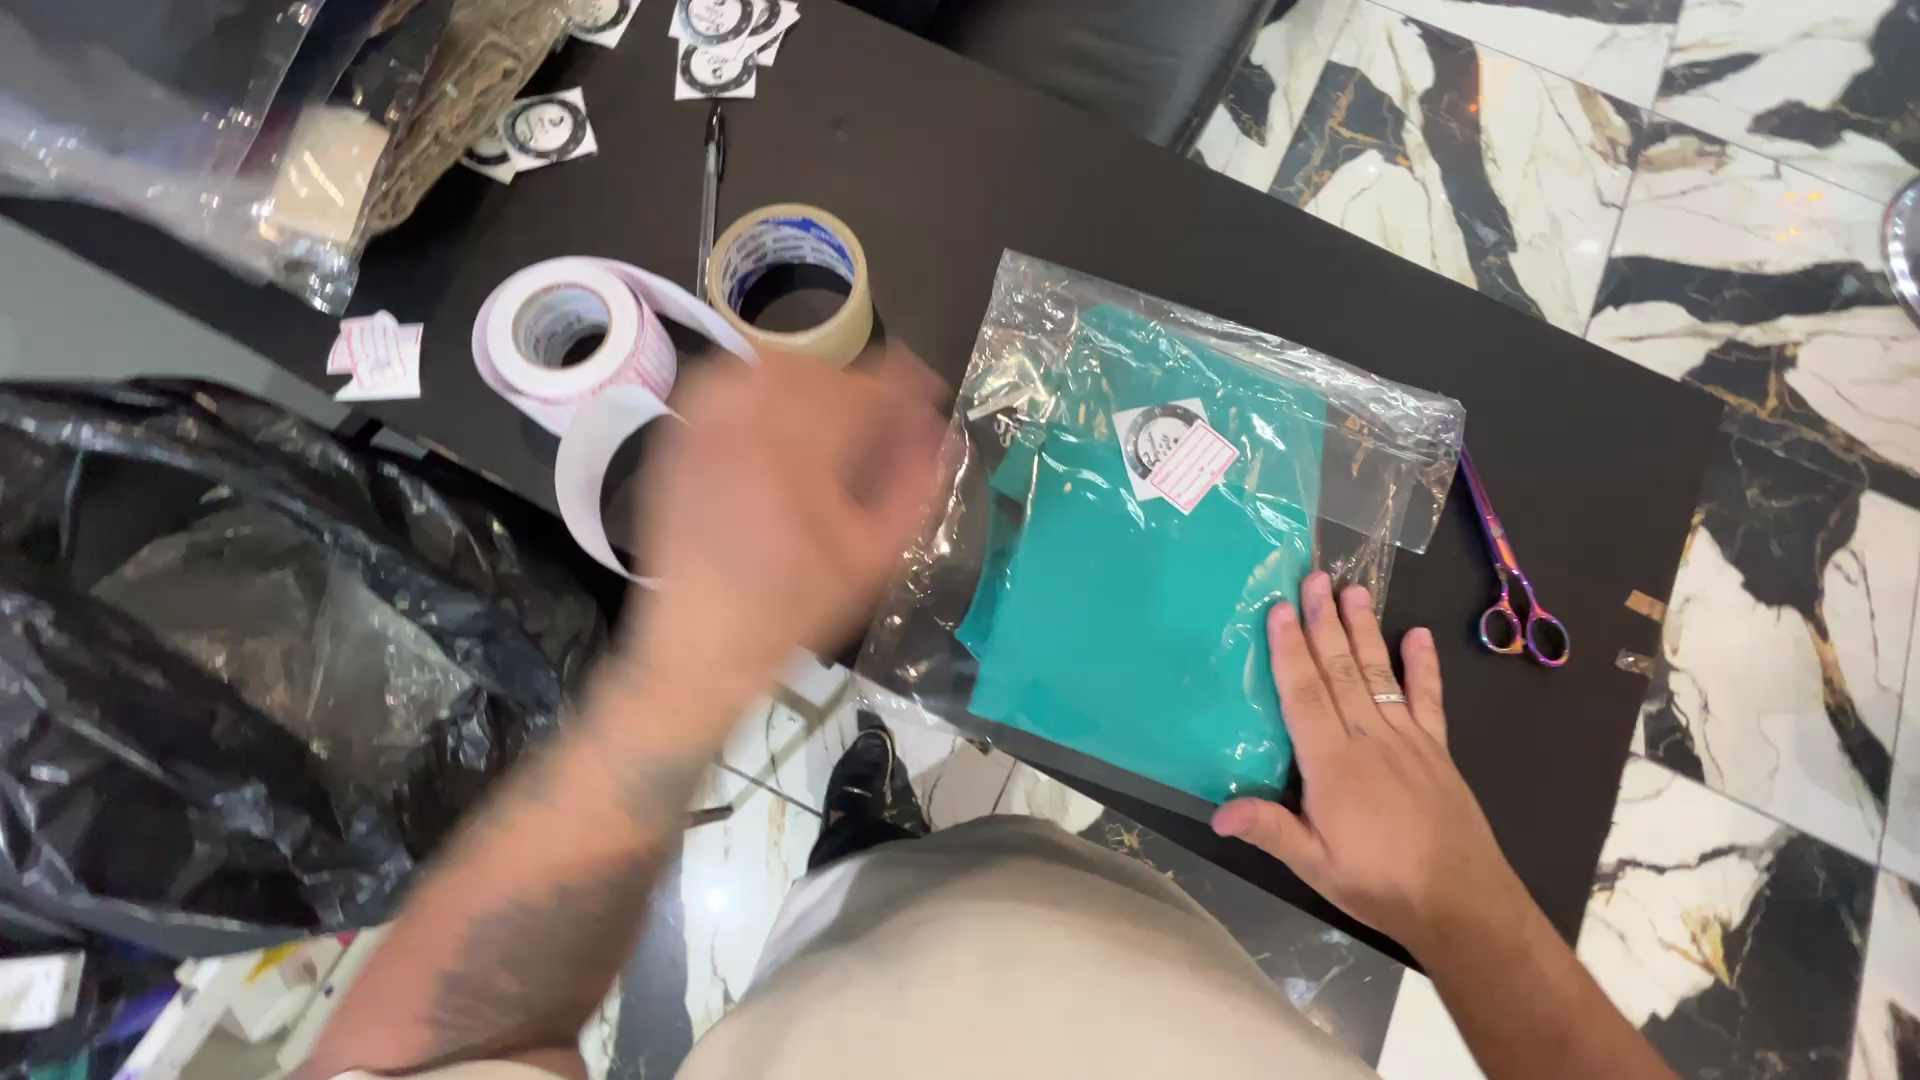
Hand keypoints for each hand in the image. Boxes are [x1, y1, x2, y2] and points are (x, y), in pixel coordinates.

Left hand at [623, 344, 946, 703]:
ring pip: (765, 366)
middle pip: (815, 370)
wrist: (700, 647)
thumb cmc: (793, 611)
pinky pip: (722, 383)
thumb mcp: (870, 562)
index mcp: (793, 458)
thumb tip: (940, 439)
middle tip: (886, 412)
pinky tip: (782, 417)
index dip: (904, 387)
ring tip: (837, 410)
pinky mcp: (678, 442)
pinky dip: (762, 383)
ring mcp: (702, 431)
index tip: (928, 393)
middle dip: (860, 383)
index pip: (861, 393)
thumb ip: (913, 493)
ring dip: (813, 377)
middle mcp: (741, 430)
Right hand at [1211, 572, 1533, 957]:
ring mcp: (1407, 739)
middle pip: (1339, 670)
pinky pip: (1426, 700)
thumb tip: (1215, 813)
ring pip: (1377, 674)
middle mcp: (1368, 738)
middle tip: (1314, 578)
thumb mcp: (1315, 865)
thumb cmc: (1379, 883)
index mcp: (1332, 762)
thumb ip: (1269, 830)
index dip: (1289, 649)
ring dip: (1363, 630)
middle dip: (1324, 621)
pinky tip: (1418, 635)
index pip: (1304, 694)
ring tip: (1353, 590)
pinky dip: (1423, 666)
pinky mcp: (1436, 749)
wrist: (1465, 906)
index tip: (1279, 609)